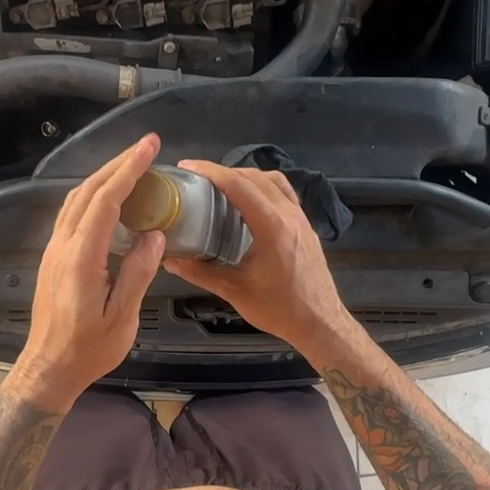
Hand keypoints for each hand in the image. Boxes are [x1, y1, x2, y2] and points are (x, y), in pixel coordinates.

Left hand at [5, 134, 166, 412]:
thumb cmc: (87, 350)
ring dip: (103, 177)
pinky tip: (109, 199)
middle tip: (146, 147)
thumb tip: (154, 235)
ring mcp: (54, 251)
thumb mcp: (122, 317)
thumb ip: (138, 273)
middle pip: (88, 191)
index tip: (149, 148)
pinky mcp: (53, 259)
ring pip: (75, 200)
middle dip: (118, 164)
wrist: (48, 368)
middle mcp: (62, 246)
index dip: (128, 170)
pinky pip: (71, 215)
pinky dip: (93, 196)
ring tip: (132, 166)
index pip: (106, 200)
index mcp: (81, 257)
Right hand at [162, 159, 362, 359]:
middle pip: (255, 177)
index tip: (188, 167)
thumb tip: (170, 260)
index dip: (210, 171)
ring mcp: (301, 218)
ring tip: (223, 187)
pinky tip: (250, 203)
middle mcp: (289, 214)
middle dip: (225, 172)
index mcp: (271, 226)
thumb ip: (201, 272)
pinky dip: (264, 188)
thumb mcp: (234, 291)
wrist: (319, 322)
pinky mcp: (306, 226)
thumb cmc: (279, 308)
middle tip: (198, 179)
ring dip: (247, 177)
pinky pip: (284, 194)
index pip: (238, 185)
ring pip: (273, 181)